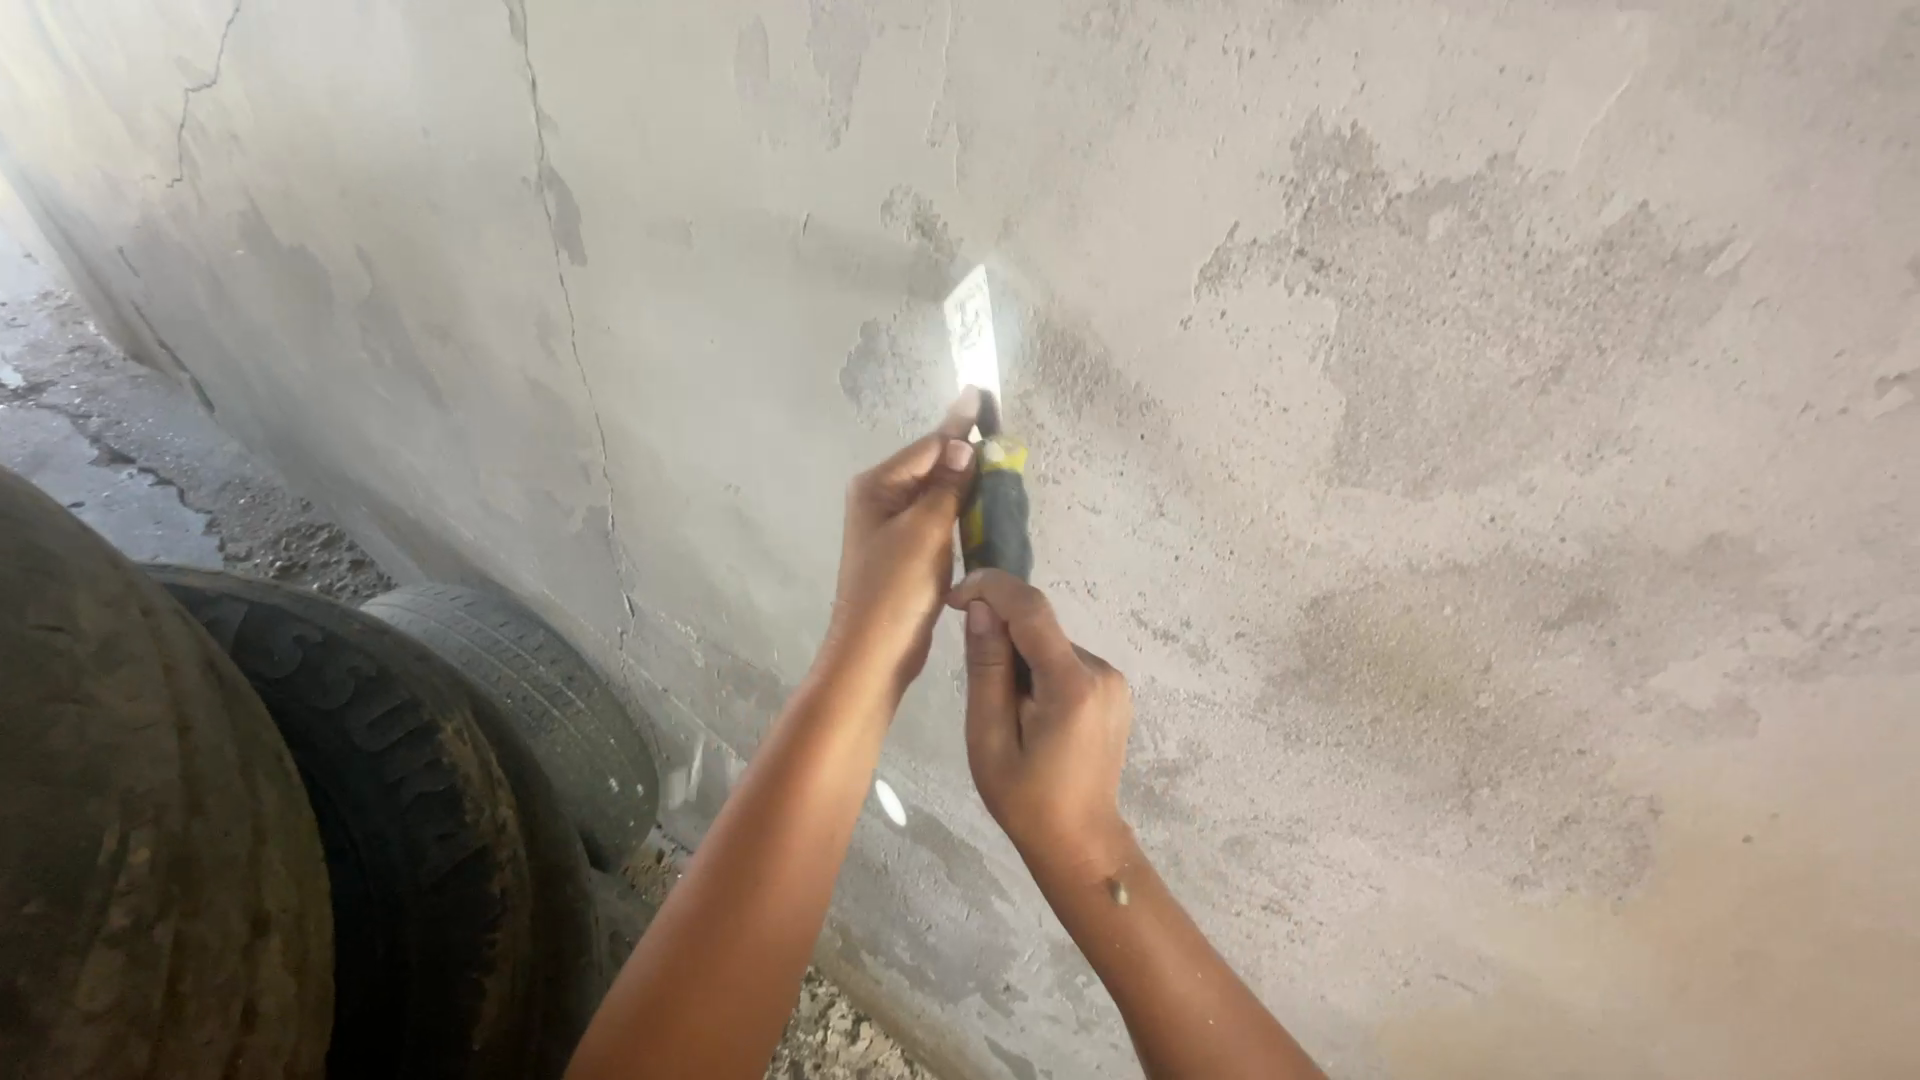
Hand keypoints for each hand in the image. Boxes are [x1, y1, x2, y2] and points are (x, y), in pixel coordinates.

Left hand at [826, 388, 981, 698]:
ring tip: (1001, 465)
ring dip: (965, 485)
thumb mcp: (925, 531)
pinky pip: (938, 521)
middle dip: (965, 454)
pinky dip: (960, 514)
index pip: (928, 446)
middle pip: (931, 467)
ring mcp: (893, 528)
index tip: (980, 393)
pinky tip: (983, 509)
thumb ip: (947, 485)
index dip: (960, 425)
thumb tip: (962, 443)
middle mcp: (881, 500)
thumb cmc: (895, 588)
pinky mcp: (907, 553)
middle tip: (1004, 436)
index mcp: (878, 486)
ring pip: (937, 495)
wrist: (874, 653)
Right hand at [946, 570, 1133, 880]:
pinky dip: (1039, 670)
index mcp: (1071, 685)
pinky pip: (1065, 661)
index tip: (954, 598)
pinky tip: (1031, 712)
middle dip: (1000, 634)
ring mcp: (1113, 680)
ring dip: (1019, 656)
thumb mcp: (988, 737)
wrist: (1080, 841)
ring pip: (1050, 643)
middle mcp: (1101, 671)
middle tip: (978, 683)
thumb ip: (986, 668)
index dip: (990, 587)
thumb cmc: (1025, 799)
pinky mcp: (1113, 689)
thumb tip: (980, 608)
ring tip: (1007, 711)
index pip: (1031, 608)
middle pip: (1040, 626)